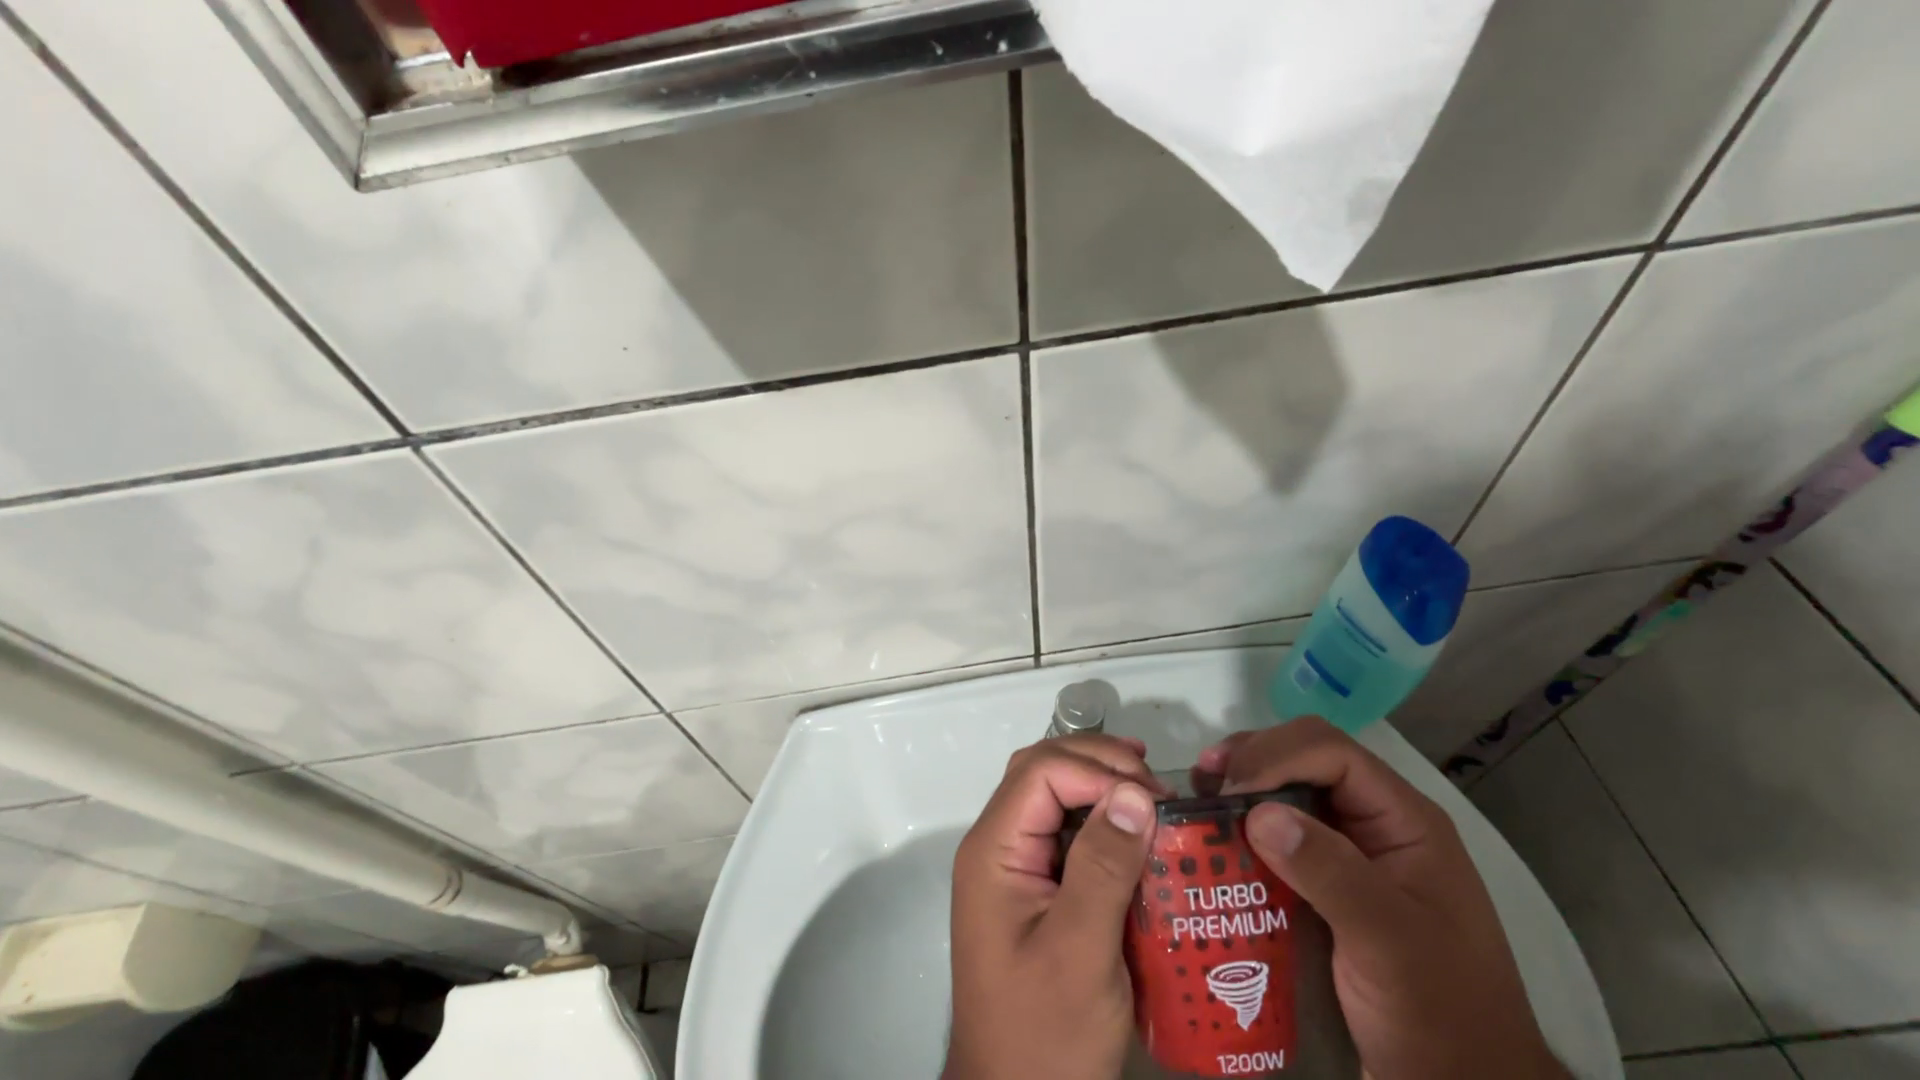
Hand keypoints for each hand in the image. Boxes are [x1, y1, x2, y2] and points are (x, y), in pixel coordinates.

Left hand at [945, 735, 1167, 1079]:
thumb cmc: (1045, 1031)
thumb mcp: (1080, 950)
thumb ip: (1103, 867)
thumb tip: (1135, 793)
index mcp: (994, 852)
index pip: (1041, 772)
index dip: (1098, 769)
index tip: (1155, 800)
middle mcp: (998, 849)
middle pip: (1042, 773)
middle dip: (1100, 765)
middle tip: (1158, 787)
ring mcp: (1016, 871)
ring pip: (1054, 798)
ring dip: (1103, 787)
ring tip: (1156, 796)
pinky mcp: (1038, 894)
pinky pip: (1067, 836)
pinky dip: (1105, 823)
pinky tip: (1141, 834)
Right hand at [1194, 717, 1568, 1079]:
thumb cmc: (1440, 1013)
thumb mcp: (1391, 943)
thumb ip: (1331, 873)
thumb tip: (1258, 812)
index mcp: (1404, 821)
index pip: (1333, 753)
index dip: (1275, 754)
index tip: (1225, 788)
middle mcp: (1374, 827)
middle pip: (1305, 761)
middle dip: (1250, 764)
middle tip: (1199, 787)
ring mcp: (1349, 859)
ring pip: (1287, 799)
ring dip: (1240, 795)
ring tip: (1196, 807)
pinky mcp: (1323, 891)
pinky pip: (1277, 844)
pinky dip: (1240, 837)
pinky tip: (1210, 848)